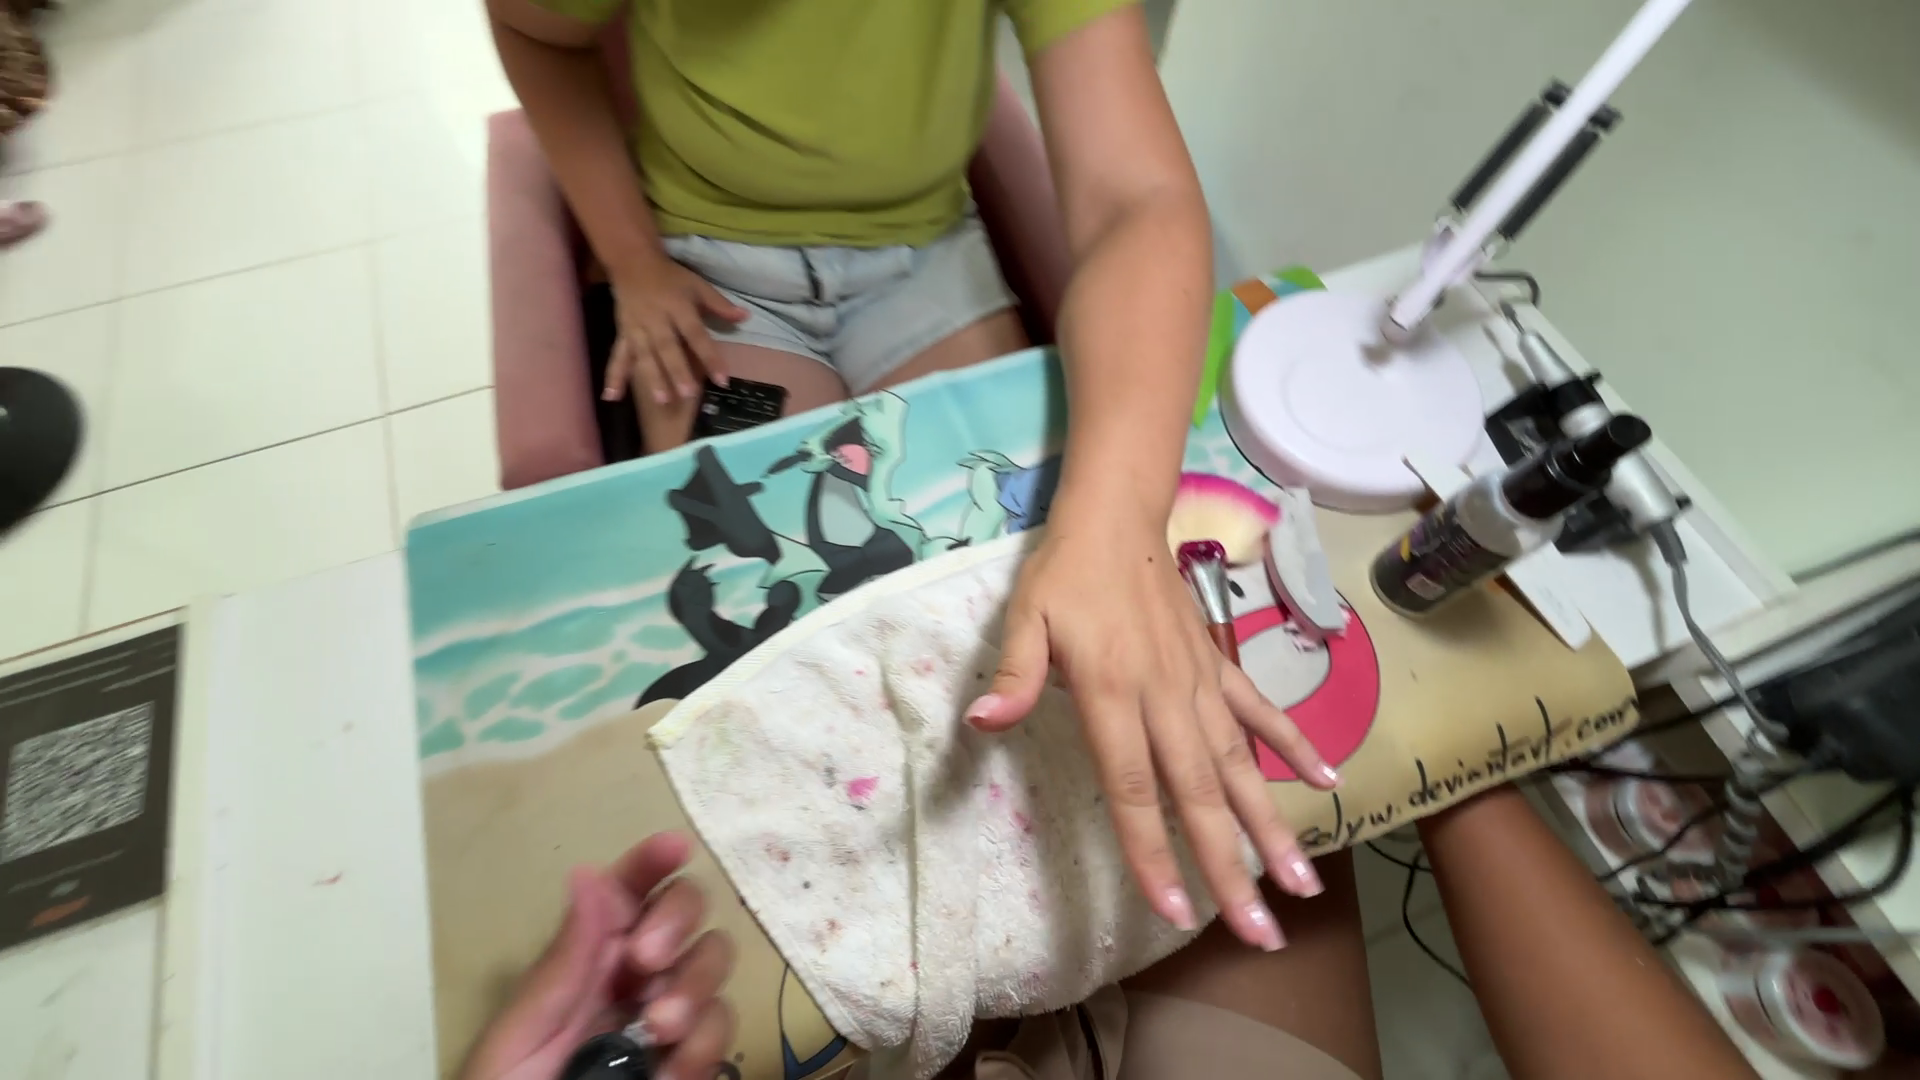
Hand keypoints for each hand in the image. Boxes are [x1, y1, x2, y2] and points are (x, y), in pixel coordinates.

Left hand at [460, 833, 735, 1079]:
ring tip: (660, 1033)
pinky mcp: (694, 1057)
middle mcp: (636, 975)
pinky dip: (706, 1046)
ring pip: (715, 961)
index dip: (653, 861)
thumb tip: (587, 873)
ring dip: (696, 985)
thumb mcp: (517, 1043)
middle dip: (680, 921)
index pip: (628, 890)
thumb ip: (561, 965)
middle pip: (688, 909)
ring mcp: (669, 1015)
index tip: (674, 848)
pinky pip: (724, 1027)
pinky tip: (674, 1073)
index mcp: (586, 960)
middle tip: (647, 961)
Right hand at [605, 255, 747, 405]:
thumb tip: (746, 317)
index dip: (710, 357)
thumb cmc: (670, 277)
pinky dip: (614, 376)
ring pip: (643, 355)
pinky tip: (612, 397)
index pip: (696, 335)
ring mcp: (636, 328)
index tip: (722, 380)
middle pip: (667, 348)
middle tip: (689, 394)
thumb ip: (720, 305)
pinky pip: (618, 356)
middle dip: (677, 372)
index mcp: (677, 307)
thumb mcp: (697, 286)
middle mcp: (655, 320)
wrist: (631, 262)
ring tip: (661, 401)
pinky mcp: (622, 334)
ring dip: (652, 378)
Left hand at [966, 518, 1338, 951]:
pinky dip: (1290, 743)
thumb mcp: (1025, 619)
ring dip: (1269, 823)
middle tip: (1261, 933)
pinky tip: (1325, 779)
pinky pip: (1259, 708)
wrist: (1116, 521)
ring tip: (1301, 884)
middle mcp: (1164, 695)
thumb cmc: (1064, 576)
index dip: (1152, 850)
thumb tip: (981, 727)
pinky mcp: (1216, 663)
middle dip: (1226, 865)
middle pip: (1197, 791)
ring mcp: (1199, 680)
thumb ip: (1014, 677)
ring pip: (1238, 762)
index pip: (1132, 786)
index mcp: (1111, 691)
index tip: (1175, 912)